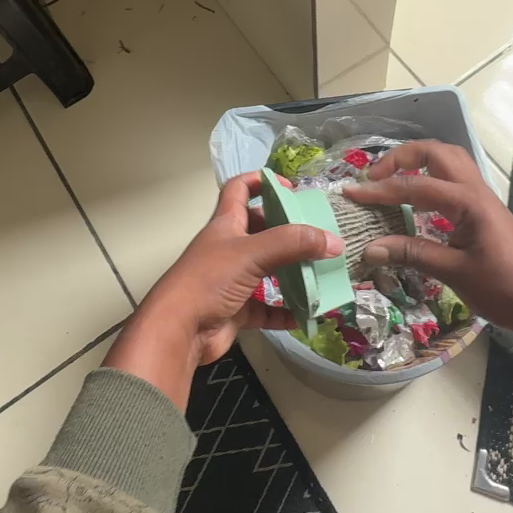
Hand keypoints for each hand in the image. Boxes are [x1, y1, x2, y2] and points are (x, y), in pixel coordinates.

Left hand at [104, 171, 342, 408]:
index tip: (290, 188)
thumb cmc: (210, 280)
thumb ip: (293, 243)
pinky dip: (285, 311)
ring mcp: (231, 280)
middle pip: (260, 230)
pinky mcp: (236, 311)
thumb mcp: (252, 252)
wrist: (178, 331)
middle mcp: (228, 248)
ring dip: (291, 273)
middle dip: (287, 231)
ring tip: (319, 273)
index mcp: (226, 223)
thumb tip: (334, 241)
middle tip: (316, 236)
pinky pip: (266, 308)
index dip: (262, 180)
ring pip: (267, 270)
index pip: (240, 188)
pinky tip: (306, 314)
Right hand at [344, 141, 512, 332]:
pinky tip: (417, 202)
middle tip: (374, 177)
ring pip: (449, 161)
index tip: (350, 193)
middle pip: (435, 152)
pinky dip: (431, 178)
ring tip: (392, 179)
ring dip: (418, 162)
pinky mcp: (485, 211)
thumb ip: (412, 254)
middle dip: (401, 157)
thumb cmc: (505, 289)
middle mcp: (475, 190)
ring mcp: (483, 198)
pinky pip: (454, 180)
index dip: (379, 190)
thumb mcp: (455, 273)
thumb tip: (370, 247)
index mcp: (467, 201)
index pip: (415, 186)